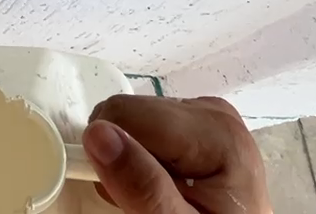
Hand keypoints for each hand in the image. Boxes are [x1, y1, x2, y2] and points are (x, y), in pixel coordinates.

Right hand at [80, 94, 270, 213]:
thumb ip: (144, 189)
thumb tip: (98, 134)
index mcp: (217, 133)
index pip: (126, 116)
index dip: (115, 158)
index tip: (130, 198)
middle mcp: (213, 113)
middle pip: (129, 115)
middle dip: (125, 159)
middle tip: (146, 203)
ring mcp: (206, 115)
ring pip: (132, 120)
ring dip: (133, 161)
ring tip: (159, 199)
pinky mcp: (197, 123)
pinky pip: (145, 127)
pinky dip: (144, 158)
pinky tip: (165, 188)